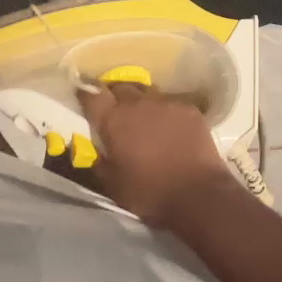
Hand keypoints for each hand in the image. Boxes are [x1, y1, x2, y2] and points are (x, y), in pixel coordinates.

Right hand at [78, 83, 238, 226]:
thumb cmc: (149, 192)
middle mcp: (136, 102)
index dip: (85, 94)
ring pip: (146, 91)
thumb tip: (93, 148)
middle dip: (114, 95)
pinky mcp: (188, 107)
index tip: (83, 97)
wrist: (198, 194)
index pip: (91, 95)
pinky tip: (171, 126)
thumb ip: (99, 161)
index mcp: (113, 119)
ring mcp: (164, 102)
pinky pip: (170, 102)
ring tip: (144, 116)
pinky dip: (165, 111)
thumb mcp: (113, 185)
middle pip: (119, 87)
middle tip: (115, 110)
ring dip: (141, 101)